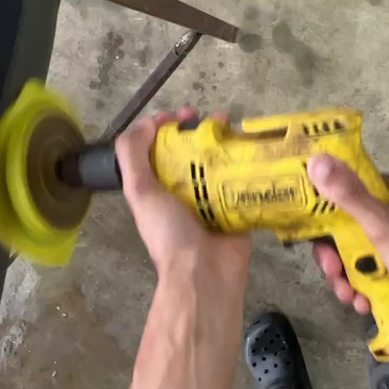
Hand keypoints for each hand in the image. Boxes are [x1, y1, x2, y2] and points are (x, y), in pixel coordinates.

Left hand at [117, 108, 251, 286]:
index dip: (166, 126)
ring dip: (227, 141)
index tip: (181, 116)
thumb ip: (132, 155)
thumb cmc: (169, 232)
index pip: (159, 148)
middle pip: (191, 150)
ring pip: (219, 161)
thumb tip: (146, 123)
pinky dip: (250, 163)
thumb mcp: (140, 192)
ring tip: (237, 128)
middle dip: (201, 130)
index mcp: (157, 187)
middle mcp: (183, 190)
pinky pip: (244, 180)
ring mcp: (212, 198)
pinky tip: (255, 149)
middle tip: (216, 118)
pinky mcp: (238, 207)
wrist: (205, 272)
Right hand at [306, 155, 388, 333]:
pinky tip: (363, 303)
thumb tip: (315, 159)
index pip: (356, 189)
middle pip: (354, 226)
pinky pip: (377, 272)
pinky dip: (365, 287)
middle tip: (331, 272)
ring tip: (348, 296)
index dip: (330, 210)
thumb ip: (347, 194)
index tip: (315, 234)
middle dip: (337, 254)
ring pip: (362, 254)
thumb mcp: (382, 224)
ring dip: (349, 276)